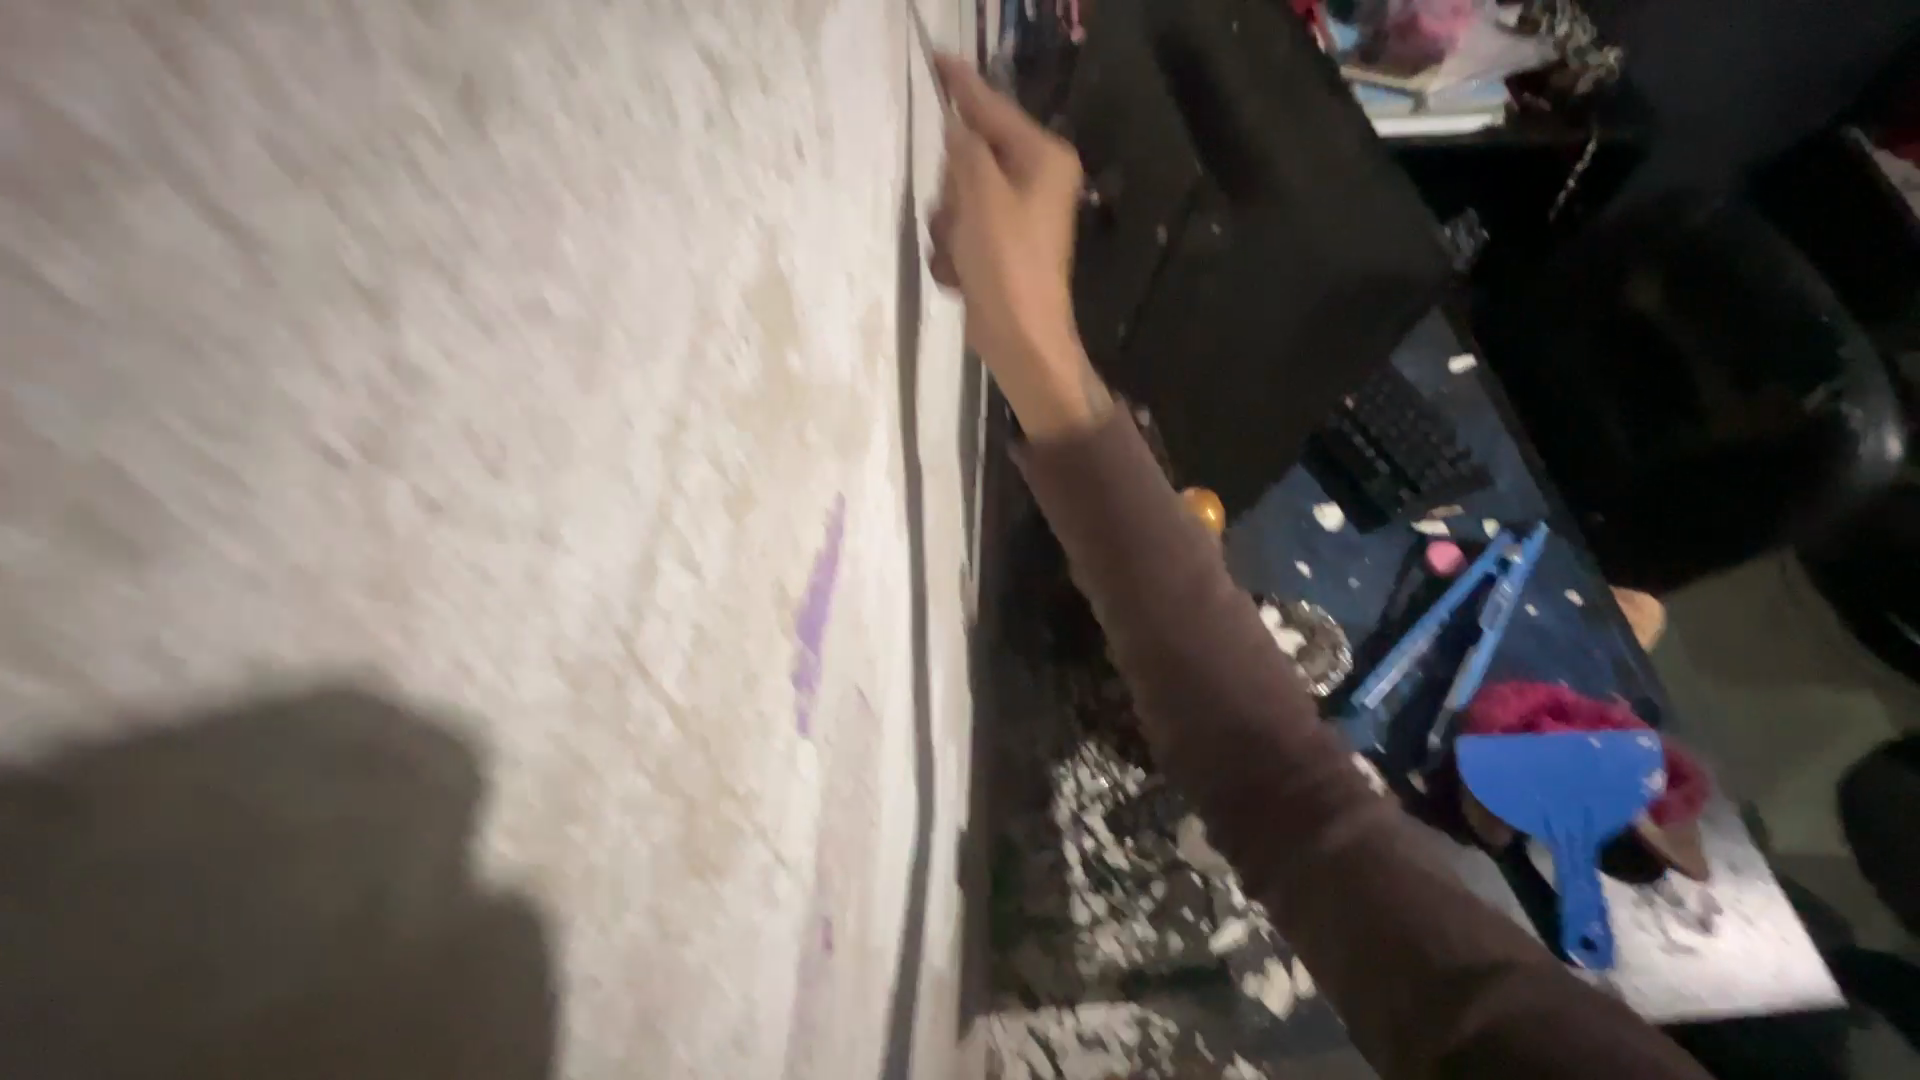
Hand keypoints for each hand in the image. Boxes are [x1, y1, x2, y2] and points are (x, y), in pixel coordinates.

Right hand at [929, 54, 1110, 438]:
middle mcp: (1034, 183)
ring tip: (962, 256)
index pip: (994, 111)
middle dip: (952, 193)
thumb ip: (965, 151)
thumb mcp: (981, 197)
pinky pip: (959, 235)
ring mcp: (1015, 220)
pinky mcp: (999, 252)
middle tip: (958, 219)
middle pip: (970, 160)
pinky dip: (953, 256)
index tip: (934, 61)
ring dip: (949, 231)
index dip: (961, 89)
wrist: (1020, 340)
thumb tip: (957, 127)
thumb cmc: (1007, 266)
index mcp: (1043, 160)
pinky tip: (962, 277)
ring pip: (957, 201)